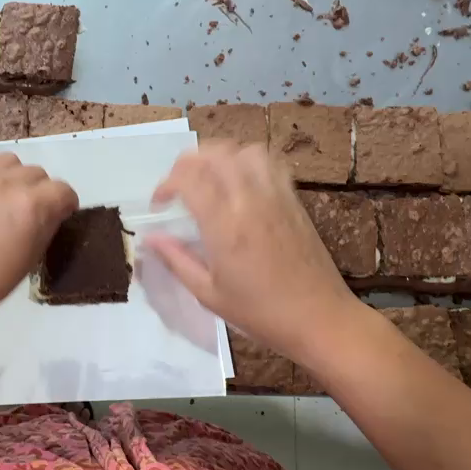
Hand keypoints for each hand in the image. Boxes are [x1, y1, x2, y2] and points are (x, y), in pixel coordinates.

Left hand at [0, 153, 78, 329]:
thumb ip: (46, 226)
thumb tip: (51, 212)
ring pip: (9, 162)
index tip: (59, 216)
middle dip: (40, 192)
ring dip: (14, 178)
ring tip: (5, 200)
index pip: (64, 191)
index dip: (64, 205)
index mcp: (32, 206)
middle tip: (28, 214)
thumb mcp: (31, 257)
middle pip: (38, 174)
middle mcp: (7, 183)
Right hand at [147, 141, 365, 363]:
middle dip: (188, 162)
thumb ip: (177, 260)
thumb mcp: (208, 294)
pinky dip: (248, 163)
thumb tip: (150, 238)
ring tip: (209, 178)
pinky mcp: (294, 201)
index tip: (159, 205)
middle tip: (178, 186)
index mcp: (225, 228)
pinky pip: (271, 164)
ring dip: (221, 157)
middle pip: (216, 155)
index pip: (188, 180)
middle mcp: (250, 203)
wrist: (320, 319)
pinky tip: (240, 184)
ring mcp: (276, 198)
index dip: (166, 185)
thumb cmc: (260, 313)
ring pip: (245, 151)